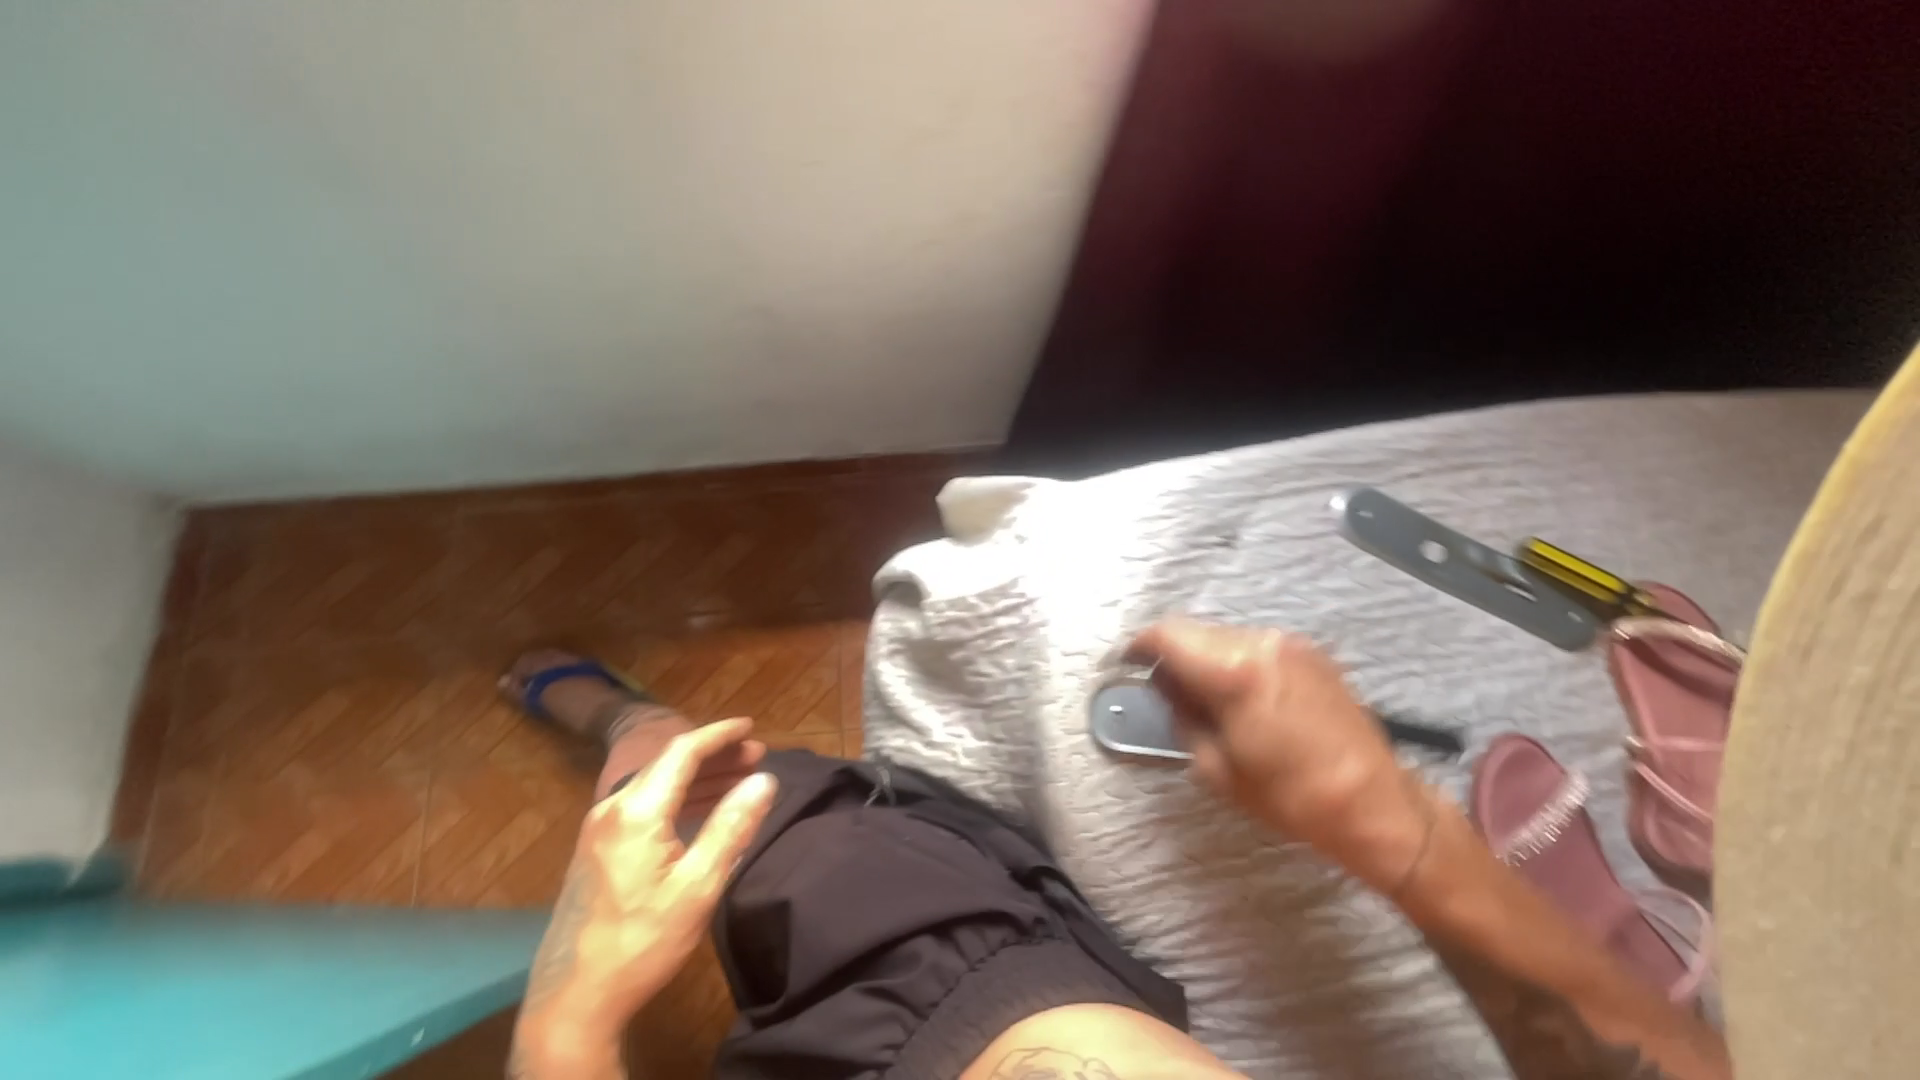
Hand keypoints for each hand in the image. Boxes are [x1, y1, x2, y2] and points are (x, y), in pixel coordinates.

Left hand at [526, 718, 777, 1038]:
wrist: (574, 997)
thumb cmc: (644, 940)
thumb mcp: (698, 887)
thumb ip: (731, 827)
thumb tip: (764, 780)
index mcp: (637, 811)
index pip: (682, 752)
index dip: (719, 735)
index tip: (751, 728)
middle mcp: (613, 809)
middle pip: (669, 765)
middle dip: (715, 756)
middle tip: (756, 755)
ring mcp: (600, 829)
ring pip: (657, 786)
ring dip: (699, 778)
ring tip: (739, 777)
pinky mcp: (597, 849)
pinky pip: (645, 806)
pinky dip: (679, 798)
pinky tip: (702, 809)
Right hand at [1126, 619, 1430, 889]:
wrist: (1374, 804)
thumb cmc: (1289, 796)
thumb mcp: (1216, 766)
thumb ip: (1183, 715)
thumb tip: (1168, 688)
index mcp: (1234, 670)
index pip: (1168, 635)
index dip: (1140, 646)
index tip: (1129, 663)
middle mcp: (1262, 643)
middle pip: (1196, 631)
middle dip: (1173, 654)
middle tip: (1165, 689)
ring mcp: (1291, 645)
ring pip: (1226, 635)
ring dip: (1206, 657)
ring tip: (1205, 696)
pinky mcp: (1312, 654)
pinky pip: (1256, 645)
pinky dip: (1236, 660)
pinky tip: (1240, 695)